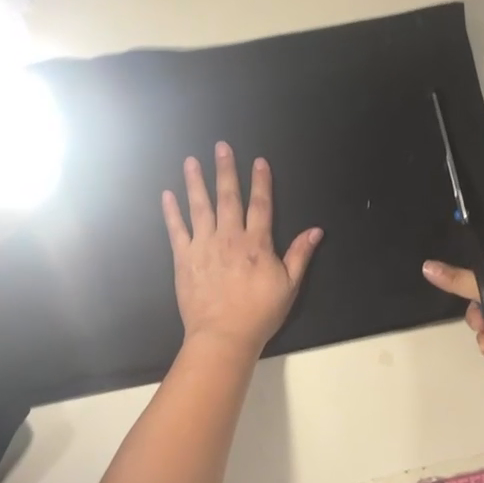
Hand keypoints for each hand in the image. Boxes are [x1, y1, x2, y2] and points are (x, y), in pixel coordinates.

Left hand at [163, 143, 322, 355]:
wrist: (223, 336)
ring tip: (191, 161)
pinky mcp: (184, 258)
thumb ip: (300, 255)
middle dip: (226, 170)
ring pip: (199, 207)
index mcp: (257, 244)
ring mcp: (204, 246)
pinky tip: (167, 195)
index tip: (259, 161)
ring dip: (195, 182)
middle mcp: (229, 237)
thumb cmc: (259, 313)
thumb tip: (316, 230)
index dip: (261, 182)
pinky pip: (176, 230)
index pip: (261, 205)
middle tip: (221, 147)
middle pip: (228, 197)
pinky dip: (171, 212)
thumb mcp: (289, 286)